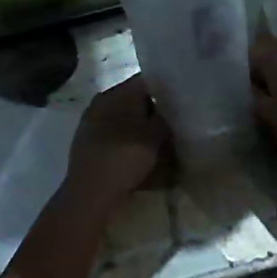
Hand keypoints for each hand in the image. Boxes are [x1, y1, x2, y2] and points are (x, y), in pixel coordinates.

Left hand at [52, 74, 169, 225]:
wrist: (90, 196)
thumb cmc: (124, 157)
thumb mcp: (155, 134)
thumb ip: (166, 117)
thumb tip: (171, 111)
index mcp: (114, 94)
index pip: (146, 81)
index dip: (168, 90)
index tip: (185, 103)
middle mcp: (101, 104)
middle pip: (137, 103)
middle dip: (157, 115)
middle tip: (178, 128)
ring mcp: (93, 127)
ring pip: (128, 124)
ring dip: (146, 133)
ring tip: (166, 148)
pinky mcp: (91, 148)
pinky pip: (119, 141)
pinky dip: (133, 147)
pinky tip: (148, 162)